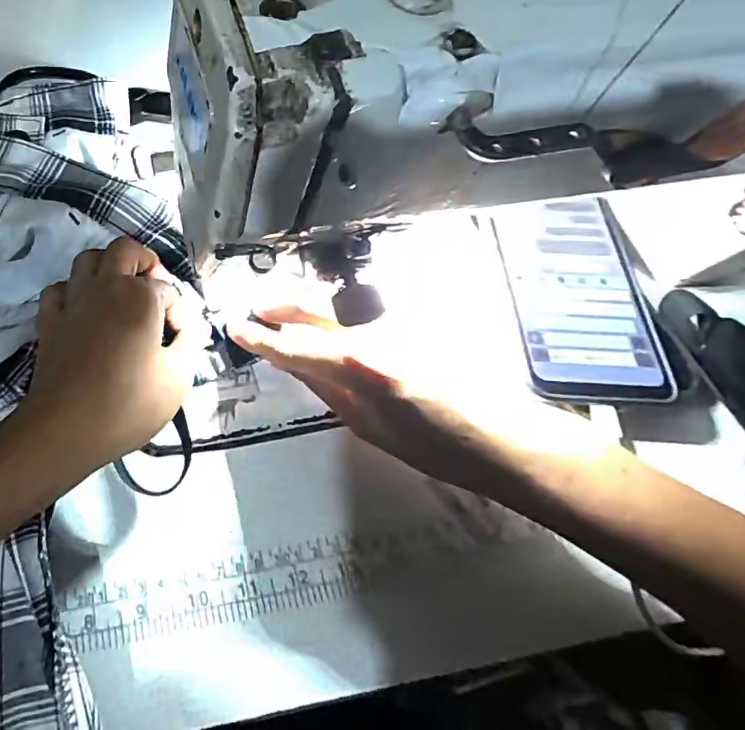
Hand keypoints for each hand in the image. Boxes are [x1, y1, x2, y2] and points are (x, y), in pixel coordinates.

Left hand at [20, 237, 202, 475]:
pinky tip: (83, 312)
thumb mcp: (178, 379)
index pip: (168, 288)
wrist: (63, 429)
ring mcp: (72, 301)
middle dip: (144, 263)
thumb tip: (185, 330)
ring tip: (119, 294)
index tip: (178, 340)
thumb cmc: (127, 404)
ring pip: (87, 259)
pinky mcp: (48, 320)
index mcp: (139, 297)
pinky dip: (72, 292)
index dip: (178, 311)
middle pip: (124, 250)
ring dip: (106, 268)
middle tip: (153, 292)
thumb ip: (189, 344)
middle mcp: (104, 287)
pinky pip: (59, 289)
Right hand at [227, 302, 620, 506]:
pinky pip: (364, 302)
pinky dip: (339, 305)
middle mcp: (375, 330)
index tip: (239, 328)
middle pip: (311, 304)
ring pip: (336, 297)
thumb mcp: (369, 428)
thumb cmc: (441, 447)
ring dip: (306, 299)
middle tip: (259, 308)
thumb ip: (328, 389)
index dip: (260, 337)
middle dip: (279, 303)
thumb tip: (297, 366)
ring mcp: (397, 318)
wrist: (505, 435)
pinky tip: (333, 312)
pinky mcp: (415, 313)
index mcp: (359, 366)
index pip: (293, 345)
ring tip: (287, 306)